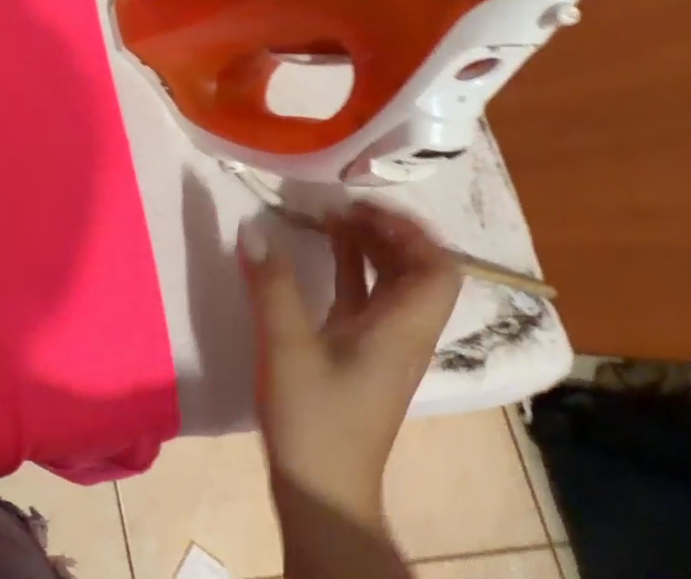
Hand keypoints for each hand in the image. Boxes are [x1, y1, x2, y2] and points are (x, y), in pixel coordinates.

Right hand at [240, 202, 461, 522]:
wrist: (323, 485)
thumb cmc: (314, 416)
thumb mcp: (287, 346)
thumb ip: (272, 286)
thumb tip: (252, 229)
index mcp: (402, 329)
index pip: (437, 268)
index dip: (408, 230)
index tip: (360, 206)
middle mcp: (403, 333)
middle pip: (418, 271)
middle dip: (385, 231)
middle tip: (337, 205)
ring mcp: (382, 345)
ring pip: (391, 284)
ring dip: (367, 248)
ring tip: (325, 218)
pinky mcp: (359, 354)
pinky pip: (365, 299)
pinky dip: (348, 271)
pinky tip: (314, 258)